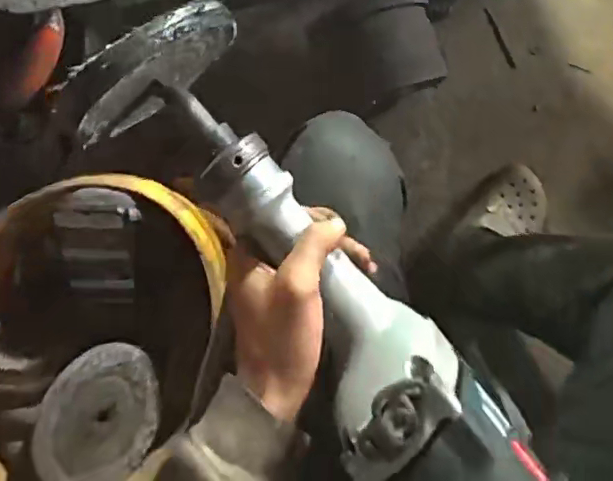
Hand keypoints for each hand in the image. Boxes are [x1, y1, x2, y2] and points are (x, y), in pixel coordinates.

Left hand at [228, 207, 377, 423]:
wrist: (276, 397)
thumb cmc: (283, 337)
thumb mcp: (298, 285)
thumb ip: (312, 245)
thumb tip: (335, 222)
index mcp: (246, 255)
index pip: (277, 215)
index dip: (309, 215)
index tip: (337, 227)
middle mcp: (255, 263)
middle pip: (296, 232)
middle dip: (330, 236)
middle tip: (357, 251)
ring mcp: (271, 282)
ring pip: (308, 250)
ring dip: (338, 252)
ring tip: (366, 264)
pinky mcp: (286, 299)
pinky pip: (312, 270)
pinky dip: (334, 268)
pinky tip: (358, 273)